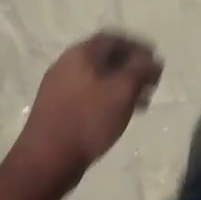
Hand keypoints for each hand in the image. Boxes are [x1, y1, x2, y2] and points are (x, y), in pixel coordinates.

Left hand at [8, 31, 162, 188]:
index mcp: (81, 53)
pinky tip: (116, 116)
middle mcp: (67, 64)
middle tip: (150, 85)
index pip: (114, 38)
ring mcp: (58, 87)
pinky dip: (106, 99)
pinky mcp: (55, 109)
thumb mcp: (123, 91)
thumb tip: (153, 61)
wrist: (45, 161)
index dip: (138, 47)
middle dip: (131, 68)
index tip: (155, 62)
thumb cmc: (88, 119)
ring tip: (138, 105)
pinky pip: (87, 94)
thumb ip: (141, 71)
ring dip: (121, 86)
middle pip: (106, 57)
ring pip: (97, 78)